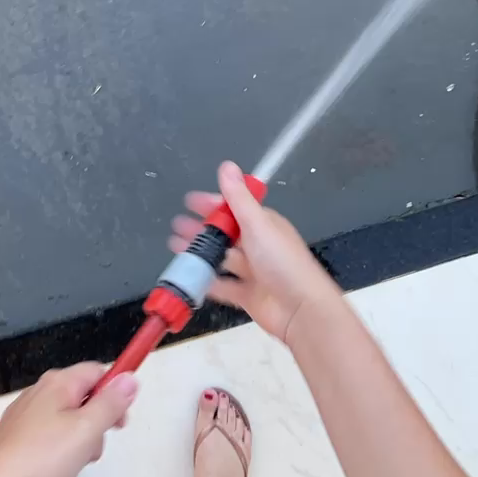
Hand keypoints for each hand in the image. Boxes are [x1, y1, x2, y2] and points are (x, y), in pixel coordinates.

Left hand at [0, 364, 137, 476]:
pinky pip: (49, 443)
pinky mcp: (16, 439)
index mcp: (58, 382)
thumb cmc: (41, 460)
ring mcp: (25, 415)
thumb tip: (129, 378)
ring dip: (76, 448)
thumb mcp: (87, 430)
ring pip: (67, 425)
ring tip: (68, 468)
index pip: (98, 371)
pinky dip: (57, 459)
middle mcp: (40, 392)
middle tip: (90, 450)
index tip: (120, 422)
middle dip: (94, 427)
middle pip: (83, 399)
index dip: (115, 393)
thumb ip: (111, 404)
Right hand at [169, 161, 343, 343]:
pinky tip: (190, 276)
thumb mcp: (258, 224)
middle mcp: (259, 246)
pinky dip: (207, 281)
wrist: (302, 311)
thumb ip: (238, 197)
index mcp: (264, 225)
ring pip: (222, 258)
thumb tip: (227, 165)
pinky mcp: (248, 296)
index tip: (189, 201)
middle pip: (226, 233)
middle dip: (201, 228)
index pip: (234, 209)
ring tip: (175, 246)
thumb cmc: (281, 262)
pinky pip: (223, 285)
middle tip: (176, 225)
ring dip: (200, 252)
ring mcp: (254, 272)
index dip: (212, 204)